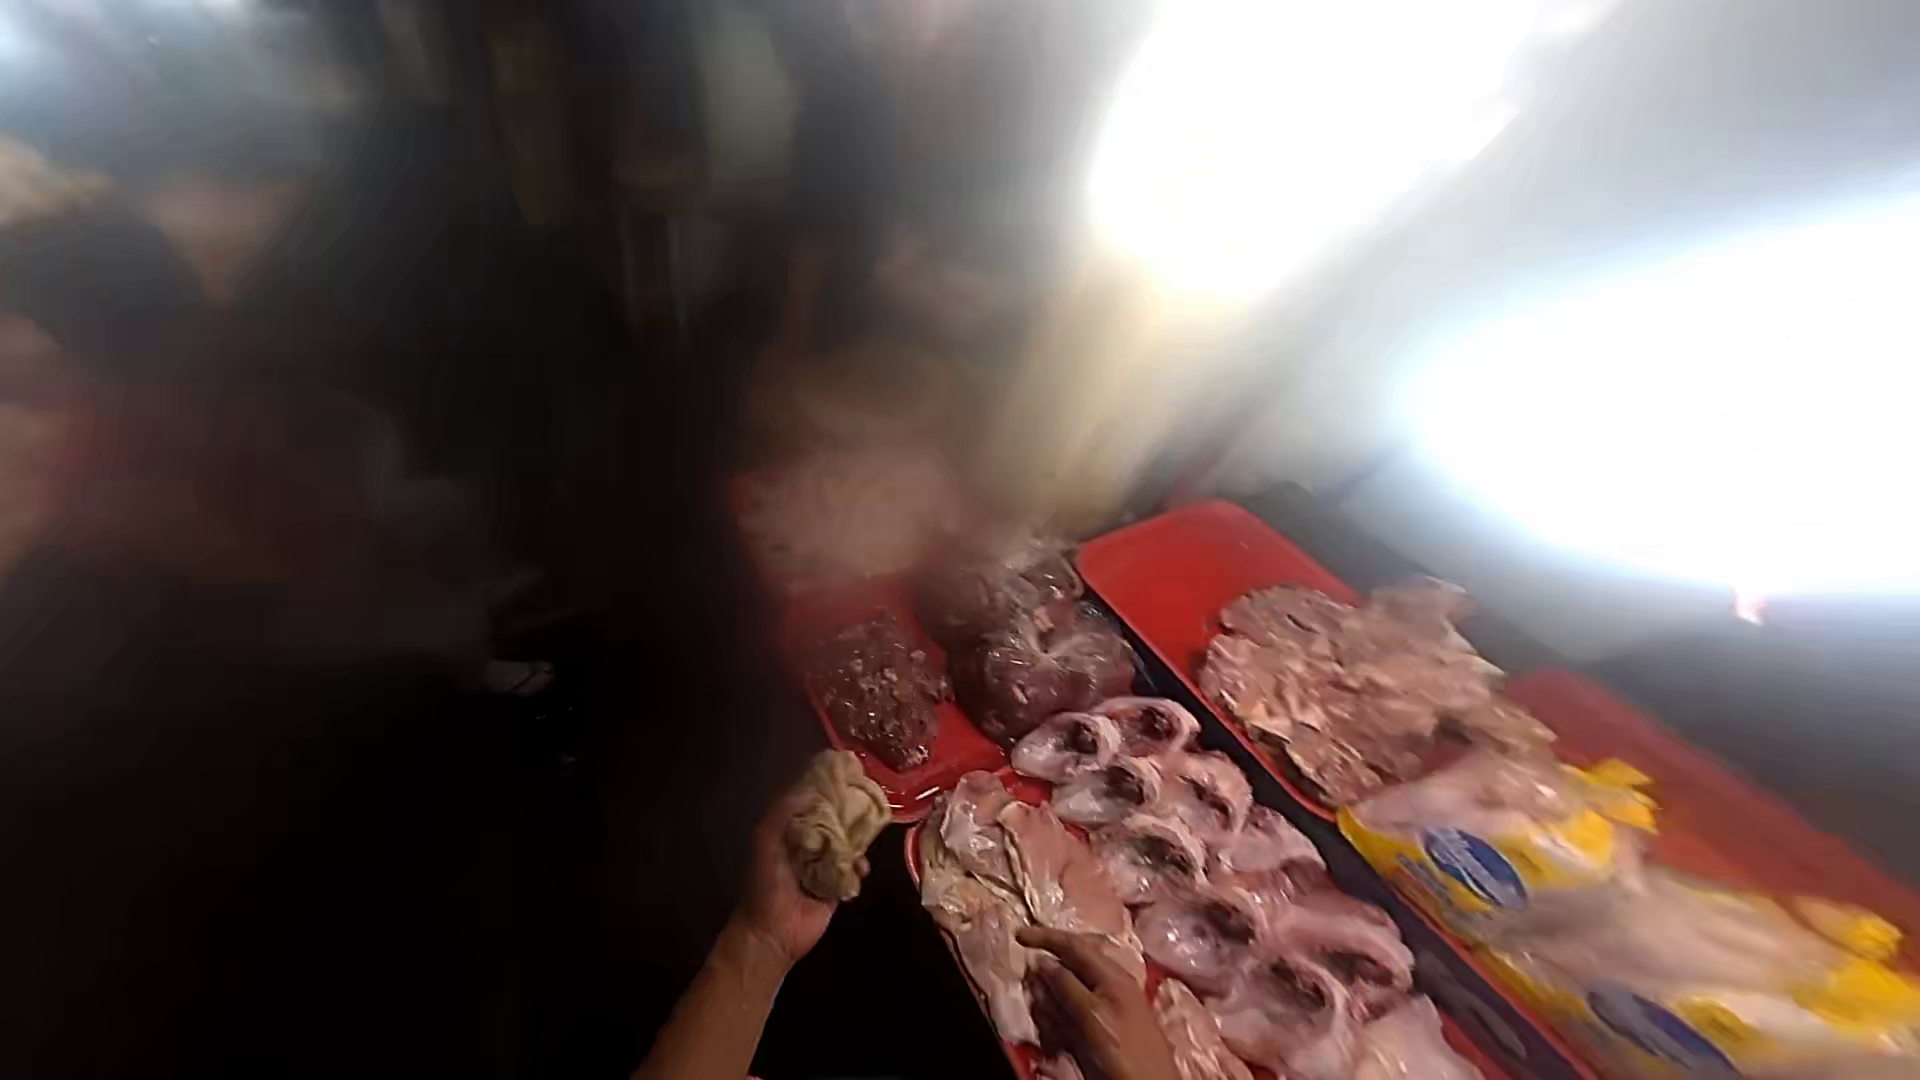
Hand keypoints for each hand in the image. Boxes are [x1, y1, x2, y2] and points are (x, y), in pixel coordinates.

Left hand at [729, 788, 868, 969]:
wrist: (772, 932)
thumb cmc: (766, 881)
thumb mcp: (766, 839)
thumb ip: (782, 812)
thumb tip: (810, 787)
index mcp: (793, 830)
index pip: (816, 803)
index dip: (830, 790)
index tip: (849, 776)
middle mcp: (811, 844)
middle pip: (836, 821)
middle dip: (851, 813)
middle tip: (868, 802)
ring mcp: (826, 865)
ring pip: (849, 843)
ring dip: (859, 839)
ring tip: (867, 834)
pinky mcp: (838, 885)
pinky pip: (855, 869)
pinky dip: (860, 866)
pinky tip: (860, 867)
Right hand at [1018, 927, 1180, 1079]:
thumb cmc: (1126, 1055)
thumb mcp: (1093, 1019)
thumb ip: (1067, 986)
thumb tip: (1042, 960)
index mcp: (1111, 974)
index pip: (1073, 944)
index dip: (1044, 937)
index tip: (1018, 936)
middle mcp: (1110, 984)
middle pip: (1069, 968)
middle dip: (1046, 979)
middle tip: (1030, 993)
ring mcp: (1109, 1008)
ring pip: (1070, 994)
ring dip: (1052, 1005)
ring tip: (1046, 1025)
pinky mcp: (1106, 1031)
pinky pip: (1076, 1016)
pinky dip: (1061, 1023)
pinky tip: (1056, 1041)